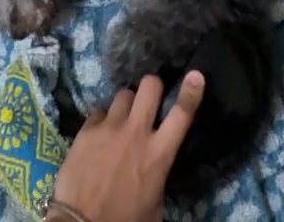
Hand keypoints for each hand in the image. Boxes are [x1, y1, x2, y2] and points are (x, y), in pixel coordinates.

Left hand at [50, 72, 203, 221]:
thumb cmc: (124, 220)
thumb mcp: (154, 204)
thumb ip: (158, 176)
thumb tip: (156, 166)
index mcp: (159, 154)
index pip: (181, 114)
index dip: (191, 91)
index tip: (196, 75)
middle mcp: (136, 132)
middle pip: (150, 86)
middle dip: (153, 87)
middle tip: (150, 99)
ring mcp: (110, 127)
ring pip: (123, 94)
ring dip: (126, 105)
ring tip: (122, 120)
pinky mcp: (87, 129)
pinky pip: (100, 111)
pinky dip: (103, 120)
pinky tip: (99, 135)